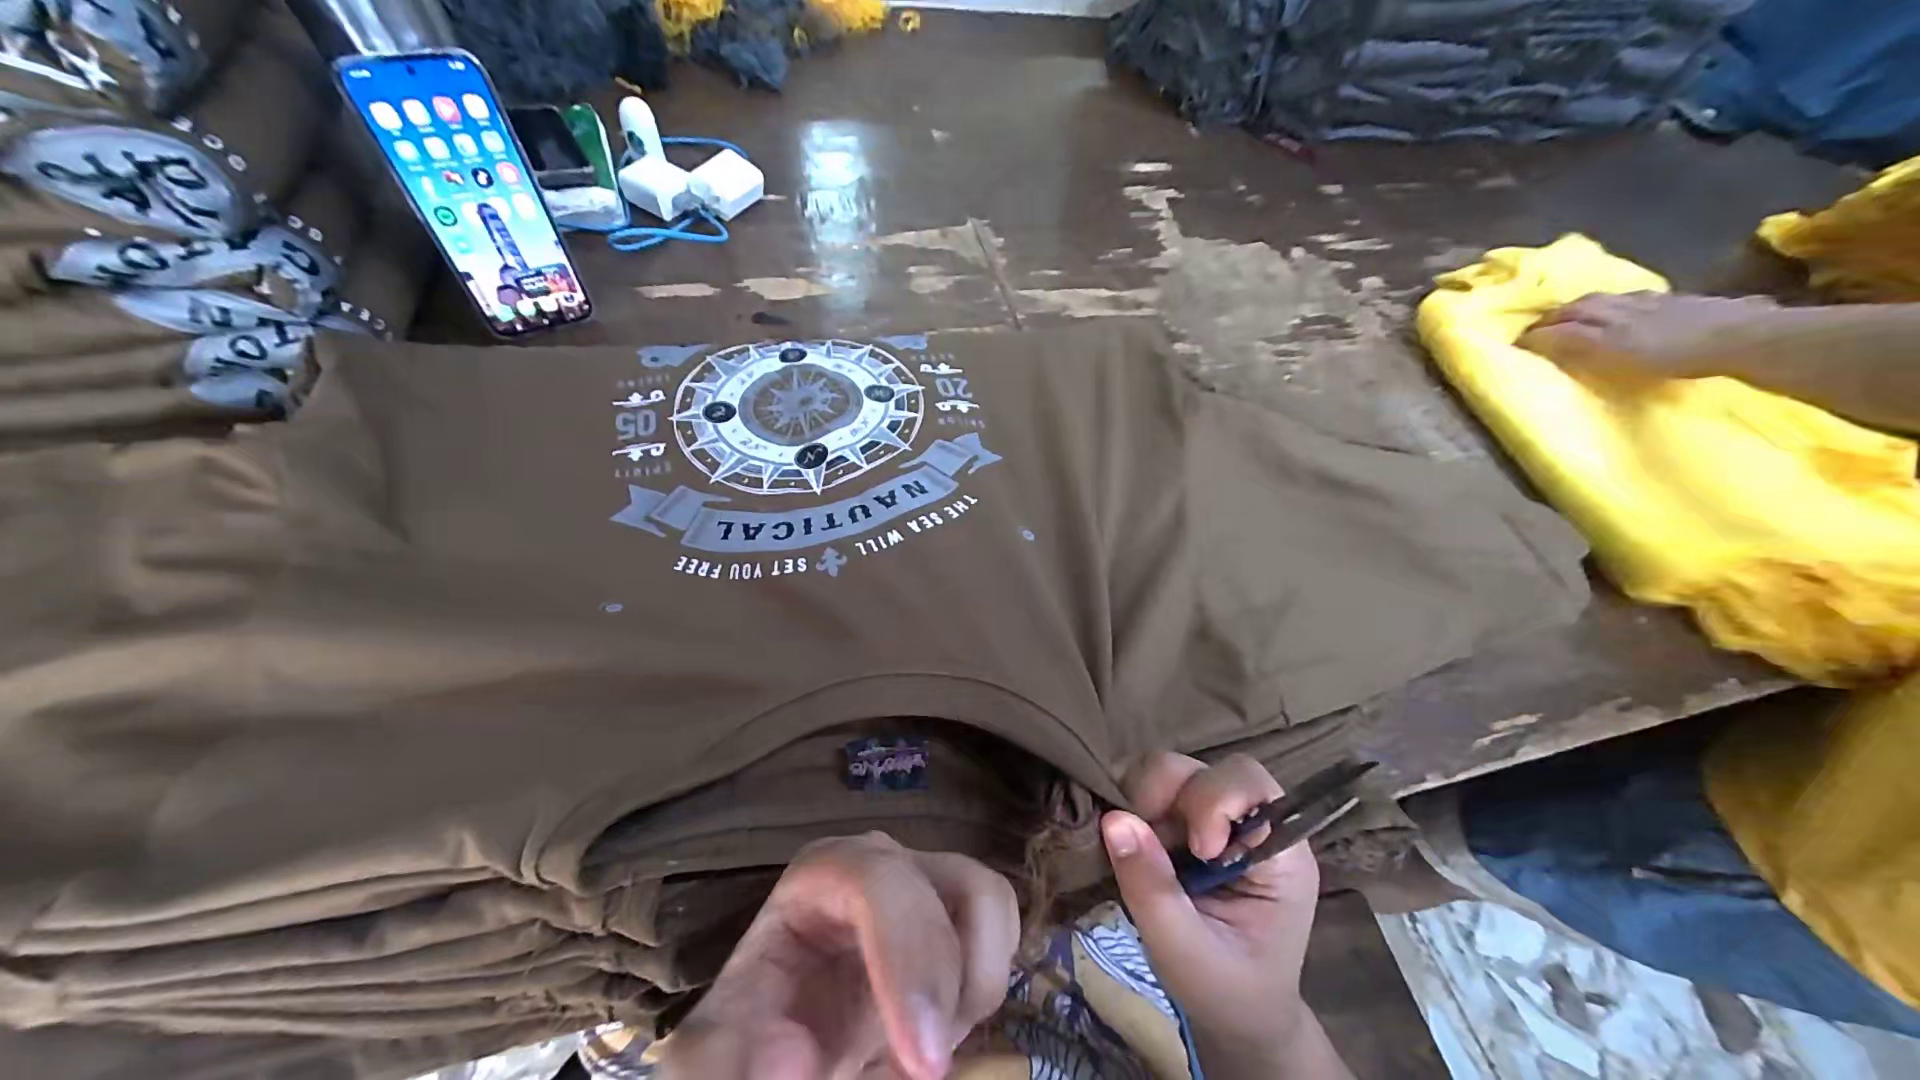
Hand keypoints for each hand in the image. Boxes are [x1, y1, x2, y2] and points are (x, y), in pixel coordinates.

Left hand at [659, 832, 1018, 1079]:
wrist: (792, 1022)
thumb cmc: (757, 1021)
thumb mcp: (722, 1049)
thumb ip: (725, 1061)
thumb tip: (793, 1065)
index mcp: (828, 871)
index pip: (882, 883)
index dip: (913, 959)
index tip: (924, 1063)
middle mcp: (890, 861)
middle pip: (961, 887)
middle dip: (952, 988)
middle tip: (924, 1073)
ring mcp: (932, 877)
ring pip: (992, 905)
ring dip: (974, 987)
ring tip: (924, 1046)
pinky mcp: (961, 908)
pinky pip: (1002, 932)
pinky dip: (983, 986)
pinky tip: (940, 1027)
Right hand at [1101, 753, 1343, 1077]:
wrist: (1233, 1016)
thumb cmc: (1225, 990)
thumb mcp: (1186, 953)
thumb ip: (1152, 889)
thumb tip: (1112, 819)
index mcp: (1279, 852)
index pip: (1250, 784)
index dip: (1213, 801)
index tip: (1197, 852)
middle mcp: (1250, 822)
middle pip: (1205, 769)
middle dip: (1166, 794)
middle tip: (1146, 840)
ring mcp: (1214, 818)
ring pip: (1173, 771)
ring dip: (1143, 798)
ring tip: (1137, 846)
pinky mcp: (1185, 821)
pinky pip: (1152, 788)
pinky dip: (1131, 804)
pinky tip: (1130, 841)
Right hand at [1516, 291, 1782, 378]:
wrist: (1744, 338)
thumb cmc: (1674, 355)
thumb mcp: (1612, 352)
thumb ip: (1574, 343)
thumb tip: (1536, 338)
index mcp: (1604, 320)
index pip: (1561, 325)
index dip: (1539, 333)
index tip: (1518, 343)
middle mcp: (1625, 306)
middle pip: (1583, 305)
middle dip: (1558, 315)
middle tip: (1540, 326)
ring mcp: (1658, 303)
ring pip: (1612, 300)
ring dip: (1588, 306)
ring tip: (1578, 314)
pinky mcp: (1687, 304)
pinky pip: (1644, 300)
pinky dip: (1625, 304)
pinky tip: (1631, 308)